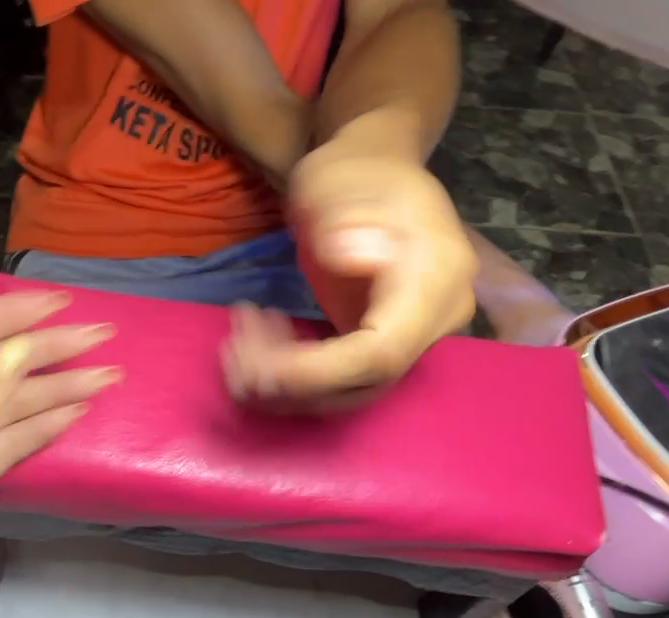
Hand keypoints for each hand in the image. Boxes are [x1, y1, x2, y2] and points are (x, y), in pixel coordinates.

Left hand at [0, 291, 117, 611]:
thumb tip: (19, 346)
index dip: (12, 312)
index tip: (63, 303)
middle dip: (47, 348)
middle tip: (101, 337)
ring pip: (6, 402)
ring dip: (53, 388)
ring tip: (106, 378)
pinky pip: (6, 437)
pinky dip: (39, 425)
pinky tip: (74, 414)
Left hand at [224, 139, 475, 409]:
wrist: (374, 174)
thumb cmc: (355, 172)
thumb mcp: (340, 180)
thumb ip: (347, 217)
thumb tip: (351, 255)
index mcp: (437, 280)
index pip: (379, 354)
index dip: (316, 372)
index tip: (259, 367)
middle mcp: (435, 321)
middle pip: (361, 383)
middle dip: (288, 383)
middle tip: (232, 352)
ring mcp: (411, 340)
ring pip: (345, 393)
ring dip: (281, 386)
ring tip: (235, 347)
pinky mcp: (380, 350)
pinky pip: (337, 383)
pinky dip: (289, 378)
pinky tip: (255, 350)